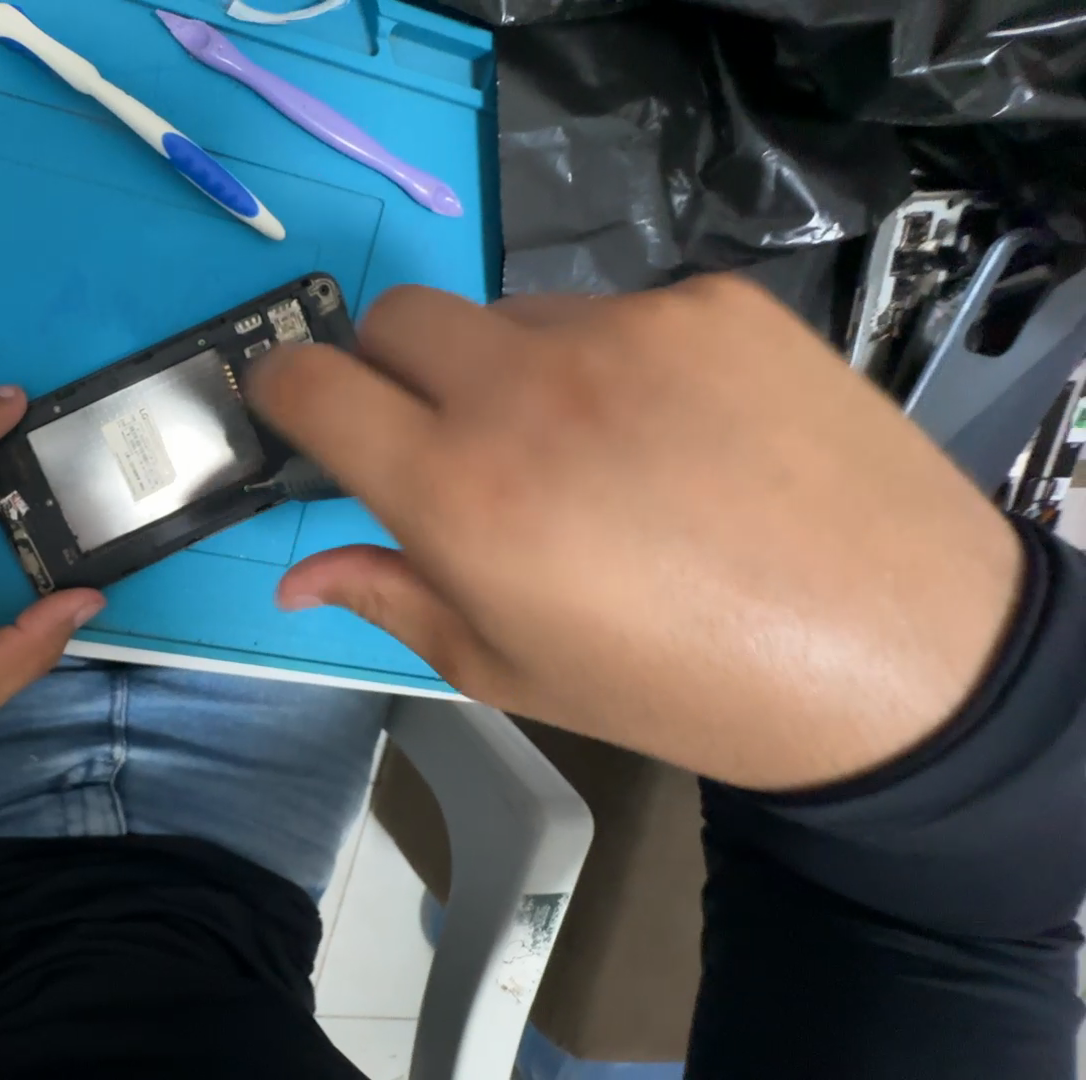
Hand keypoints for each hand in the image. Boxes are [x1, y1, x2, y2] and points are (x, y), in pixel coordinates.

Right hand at [249, 277, 1022, 789]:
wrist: (896, 657)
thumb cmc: (660, 681)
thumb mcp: (495, 663)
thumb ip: (380, 595)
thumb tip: (291, 580)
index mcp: (455, 490)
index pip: (314, 385)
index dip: (278, 382)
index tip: (285, 398)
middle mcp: (523, 389)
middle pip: (392, 314)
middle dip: (381, 363)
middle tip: (425, 428)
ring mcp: (623, 330)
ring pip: (498, 313)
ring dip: (491, 365)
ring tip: (563, 438)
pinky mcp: (711, 304)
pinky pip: (603, 311)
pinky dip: (592, 358)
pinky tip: (653, 423)